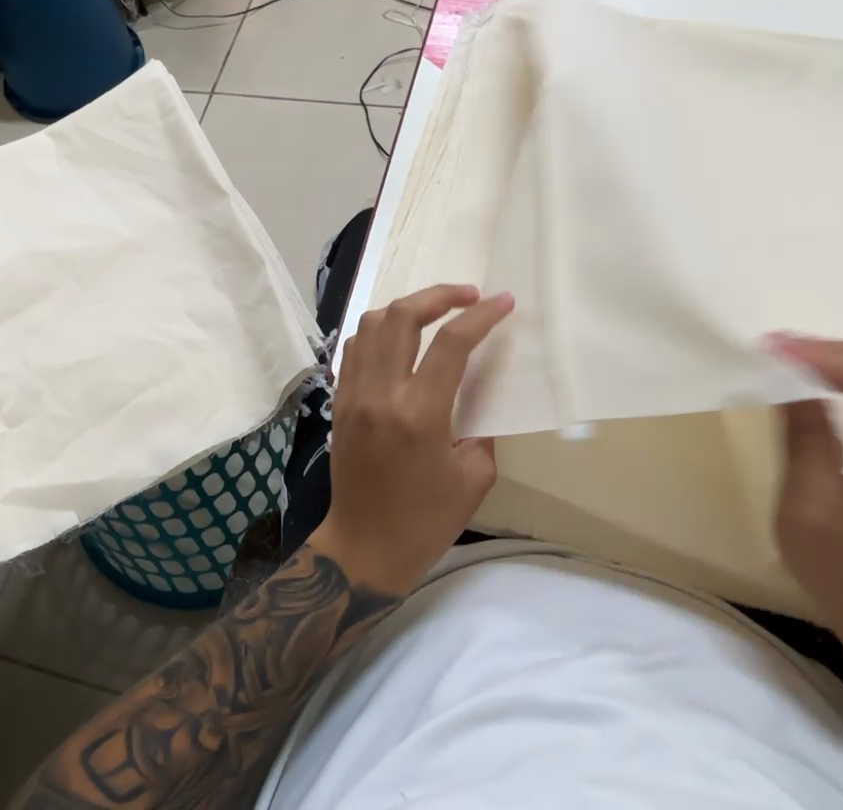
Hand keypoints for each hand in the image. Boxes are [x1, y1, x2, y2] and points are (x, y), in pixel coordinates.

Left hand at [311, 285, 515, 595]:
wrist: (364, 547)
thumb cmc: (425, 520)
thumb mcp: (474, 477)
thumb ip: (481, 426)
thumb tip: (476, 391)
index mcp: (420, 413)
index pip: (450, 342)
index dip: (481, 315)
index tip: (504, 302)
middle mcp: (381, 393)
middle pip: (402, 316)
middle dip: (439, 295)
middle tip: (468, 296)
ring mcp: (353, 395)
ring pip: (370, 325)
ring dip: (405, 309)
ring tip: (434, 313)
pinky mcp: (338, 403)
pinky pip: (354, 350)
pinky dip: (378, 333)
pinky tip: (399, 340)